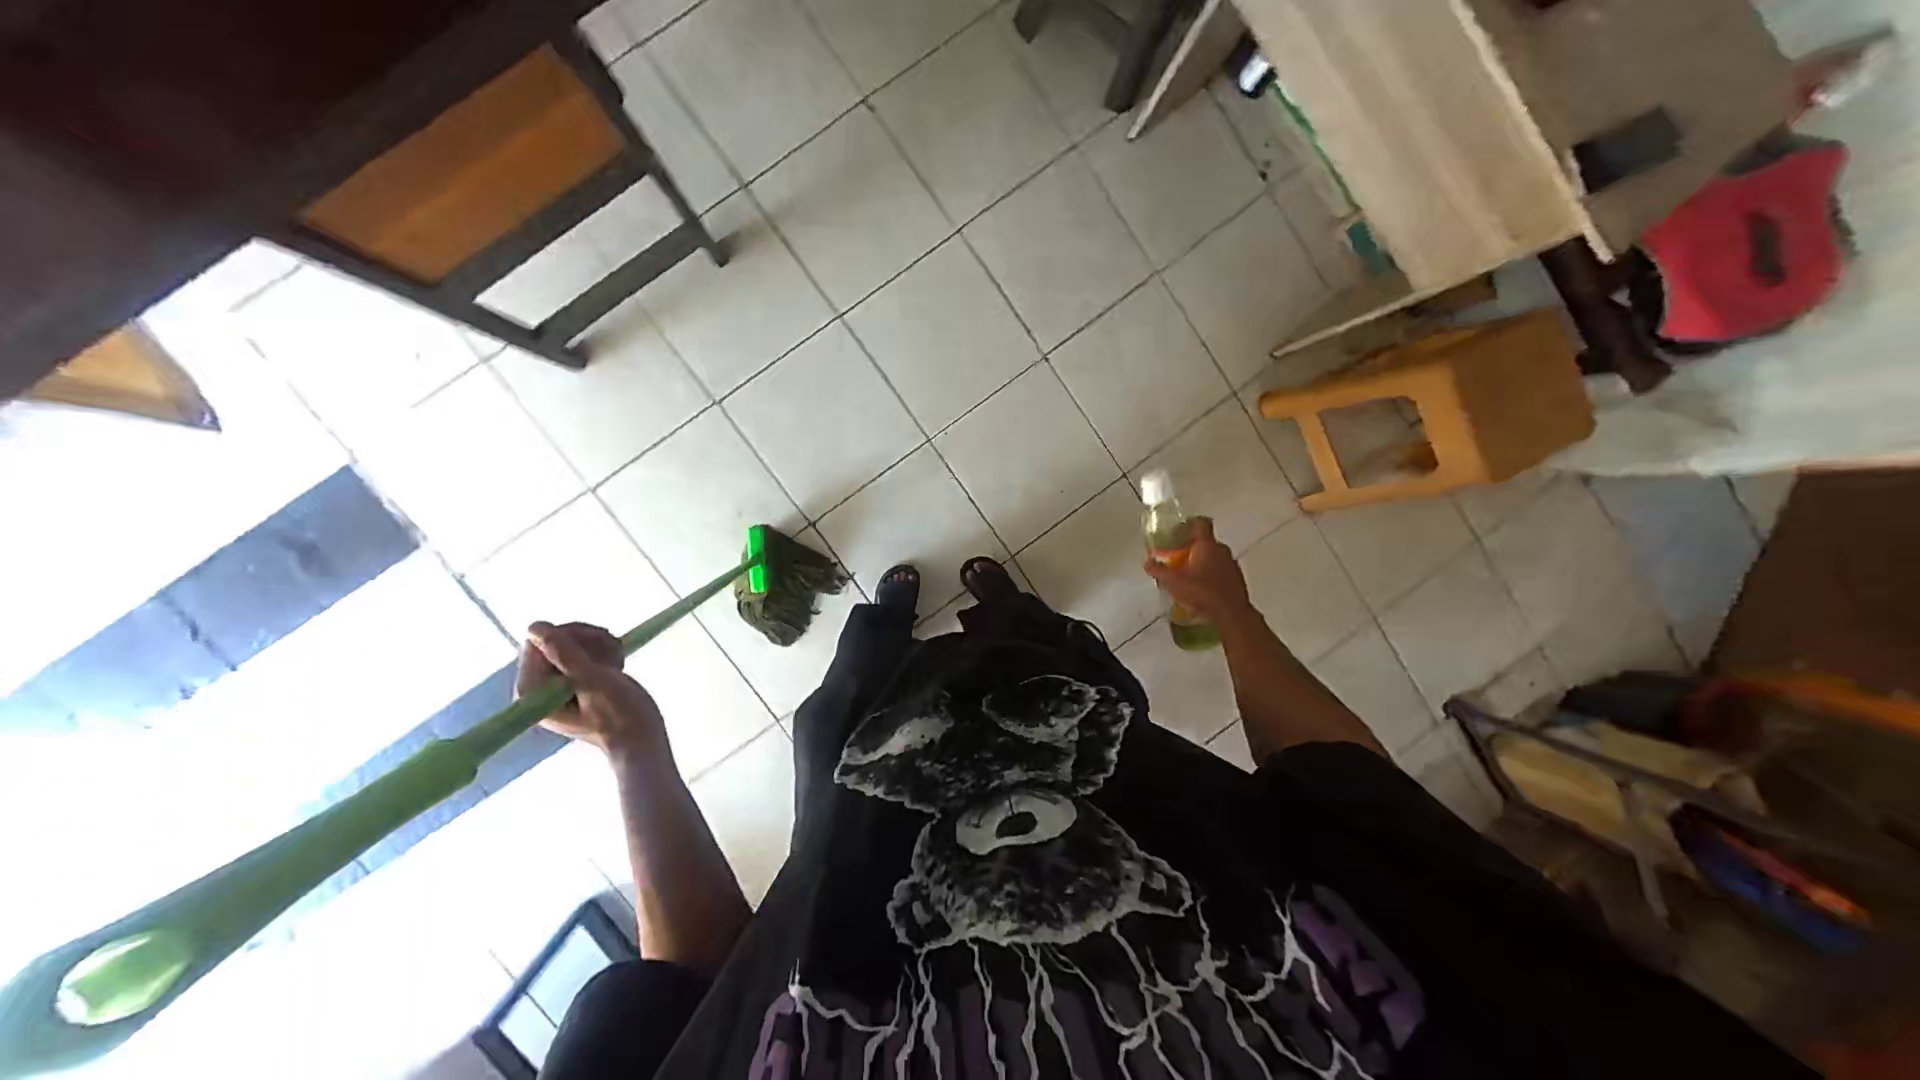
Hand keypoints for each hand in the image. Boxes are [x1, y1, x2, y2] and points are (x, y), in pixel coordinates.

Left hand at [517, 621, 665, 757]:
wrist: (641, 737)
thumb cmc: (618, 714)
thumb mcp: (592, 680)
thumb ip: (563, 654)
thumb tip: (534, 627)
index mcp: (532, 691)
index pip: (539, 643)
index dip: (571, 635)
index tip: (601, 639)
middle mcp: (537, 689)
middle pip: (553, 644)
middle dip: (586, 642)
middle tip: (614, 649)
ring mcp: (555, 688)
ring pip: (570, 648)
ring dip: (598, 647)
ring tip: (618, 659)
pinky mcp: (572, 687)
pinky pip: (580, 658)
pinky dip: (600, 655)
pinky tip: (616, 664)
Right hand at [1142, 517, 1253, 626]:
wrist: (1231, 614)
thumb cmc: (1202, 592)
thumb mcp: (1173, 582)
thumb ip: (1158, 570)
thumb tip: (1148, 562)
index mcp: (1207, 545)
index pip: (1201, 523)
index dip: (1190, 523)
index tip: (1180, 529)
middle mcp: (1222, 551)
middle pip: (1205, 542)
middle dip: (1192, 547)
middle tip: (1178, 556)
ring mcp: (1232, 565)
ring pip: (1214, 556)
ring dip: (1202, 561)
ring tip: (1188, 574)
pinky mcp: (1237, 579)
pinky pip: (1221, 570)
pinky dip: (1211, 574)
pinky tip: (1201, 588)